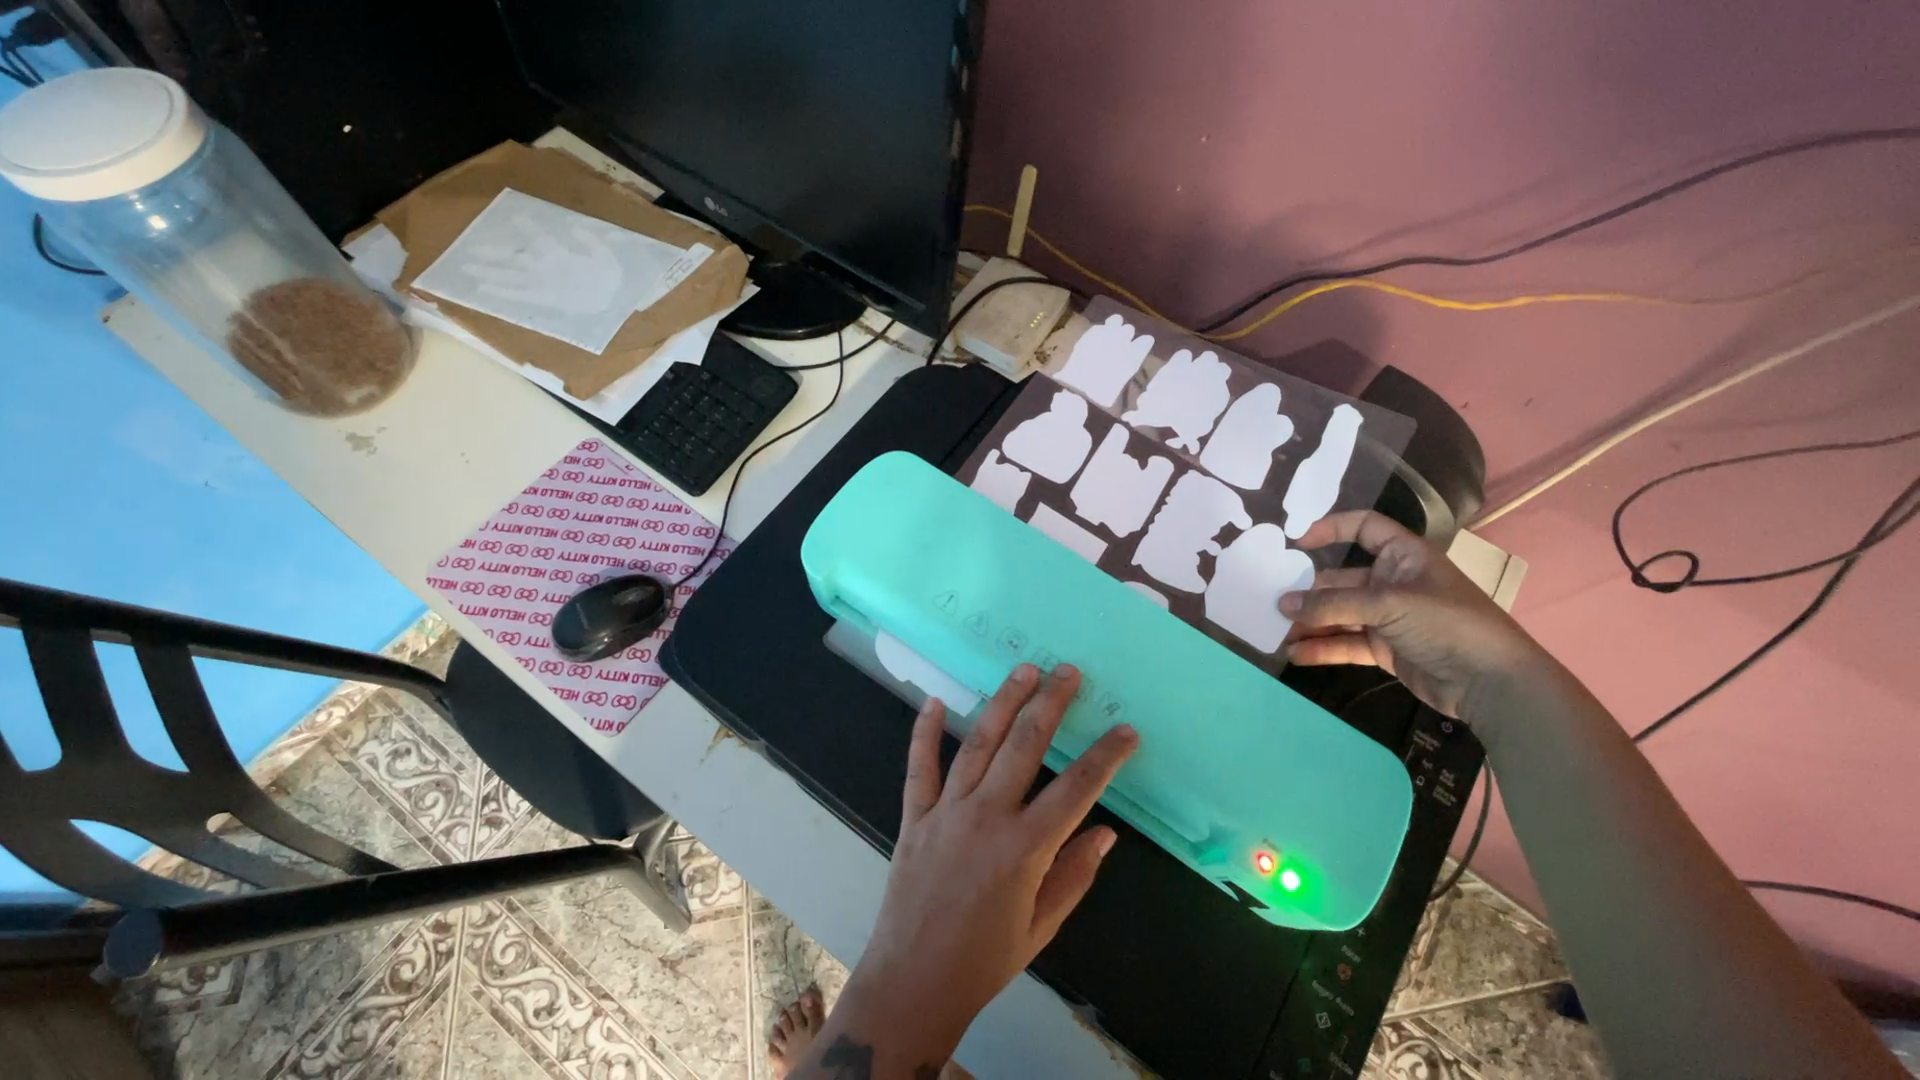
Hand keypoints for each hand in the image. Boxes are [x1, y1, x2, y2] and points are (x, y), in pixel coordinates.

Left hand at [843, 664, 1137, 1052]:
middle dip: (1050, 704)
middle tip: (1068, 672)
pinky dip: (925, 732)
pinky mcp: (913, 817)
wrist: (913, 981)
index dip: (1106, 756)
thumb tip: (1106, 832)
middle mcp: (986, 818)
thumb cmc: (985, 960)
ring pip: (977, 744)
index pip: (1078, 789)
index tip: (1126, 730)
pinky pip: (919, 767)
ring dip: (1002, 703)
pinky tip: (935, 700)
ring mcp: (946, 812)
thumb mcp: (1043, 926)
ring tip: (1023, 671)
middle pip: (1025, 746)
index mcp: (1025, 848)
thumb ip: (1075, 875)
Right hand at [1280, 511, 1548, 722]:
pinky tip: (1295, 655)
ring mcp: (1389, 618)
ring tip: (1275, 631)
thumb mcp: (1388, 605)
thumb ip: (1333, 605)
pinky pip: (1346, 643)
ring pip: (1339, 614)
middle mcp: (1394, 582)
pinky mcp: (1386, 649)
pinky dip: (1322, 648)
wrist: (1492, 682)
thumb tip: (1283, 604)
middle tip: (1271, 601)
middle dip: (1308, 591)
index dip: (1331, 528)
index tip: (1296, 542)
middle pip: (1341, 578)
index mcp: (1404, 556)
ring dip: (1310, 623)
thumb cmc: (1447, 624)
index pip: (1364, 528)